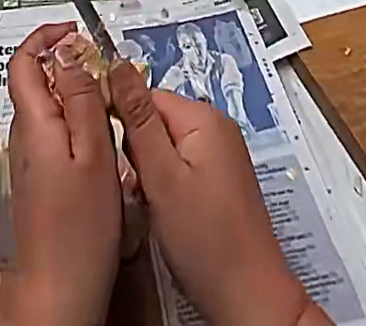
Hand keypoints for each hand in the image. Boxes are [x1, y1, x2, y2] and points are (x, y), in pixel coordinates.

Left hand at [8, 22, 121, 325]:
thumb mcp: (92, 152)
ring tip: (111, 103)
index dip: (45, 37)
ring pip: (48, 106)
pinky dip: (77, 122)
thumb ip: (81, 100)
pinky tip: (103, 140)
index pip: (24, 61)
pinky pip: (55, 132)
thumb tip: (69, 53)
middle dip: (68, 64)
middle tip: (105, 69)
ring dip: (76, 94)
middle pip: (36, 80)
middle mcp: (24, 133)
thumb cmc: (80, 225)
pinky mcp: (40, 176)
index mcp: (33, 120)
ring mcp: (29, 156)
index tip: (74, 30)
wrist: (60, 289)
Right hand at [108, 62, 327, 325]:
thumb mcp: (161, 174)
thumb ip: (137, 117)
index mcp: (203, 117)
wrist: (250, 302)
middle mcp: (215, 126)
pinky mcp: (218, 175)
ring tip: (148, 197)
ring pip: (161, 140)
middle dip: (135, 145)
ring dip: (147, 165)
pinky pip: (177, 159)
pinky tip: (163, 204)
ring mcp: (219, 152)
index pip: (142, 95)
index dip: (120, 121)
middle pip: (152, 116)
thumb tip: (116, 63)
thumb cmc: (205, 240)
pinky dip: (163, 178)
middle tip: (135, 183)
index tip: (115, 156)